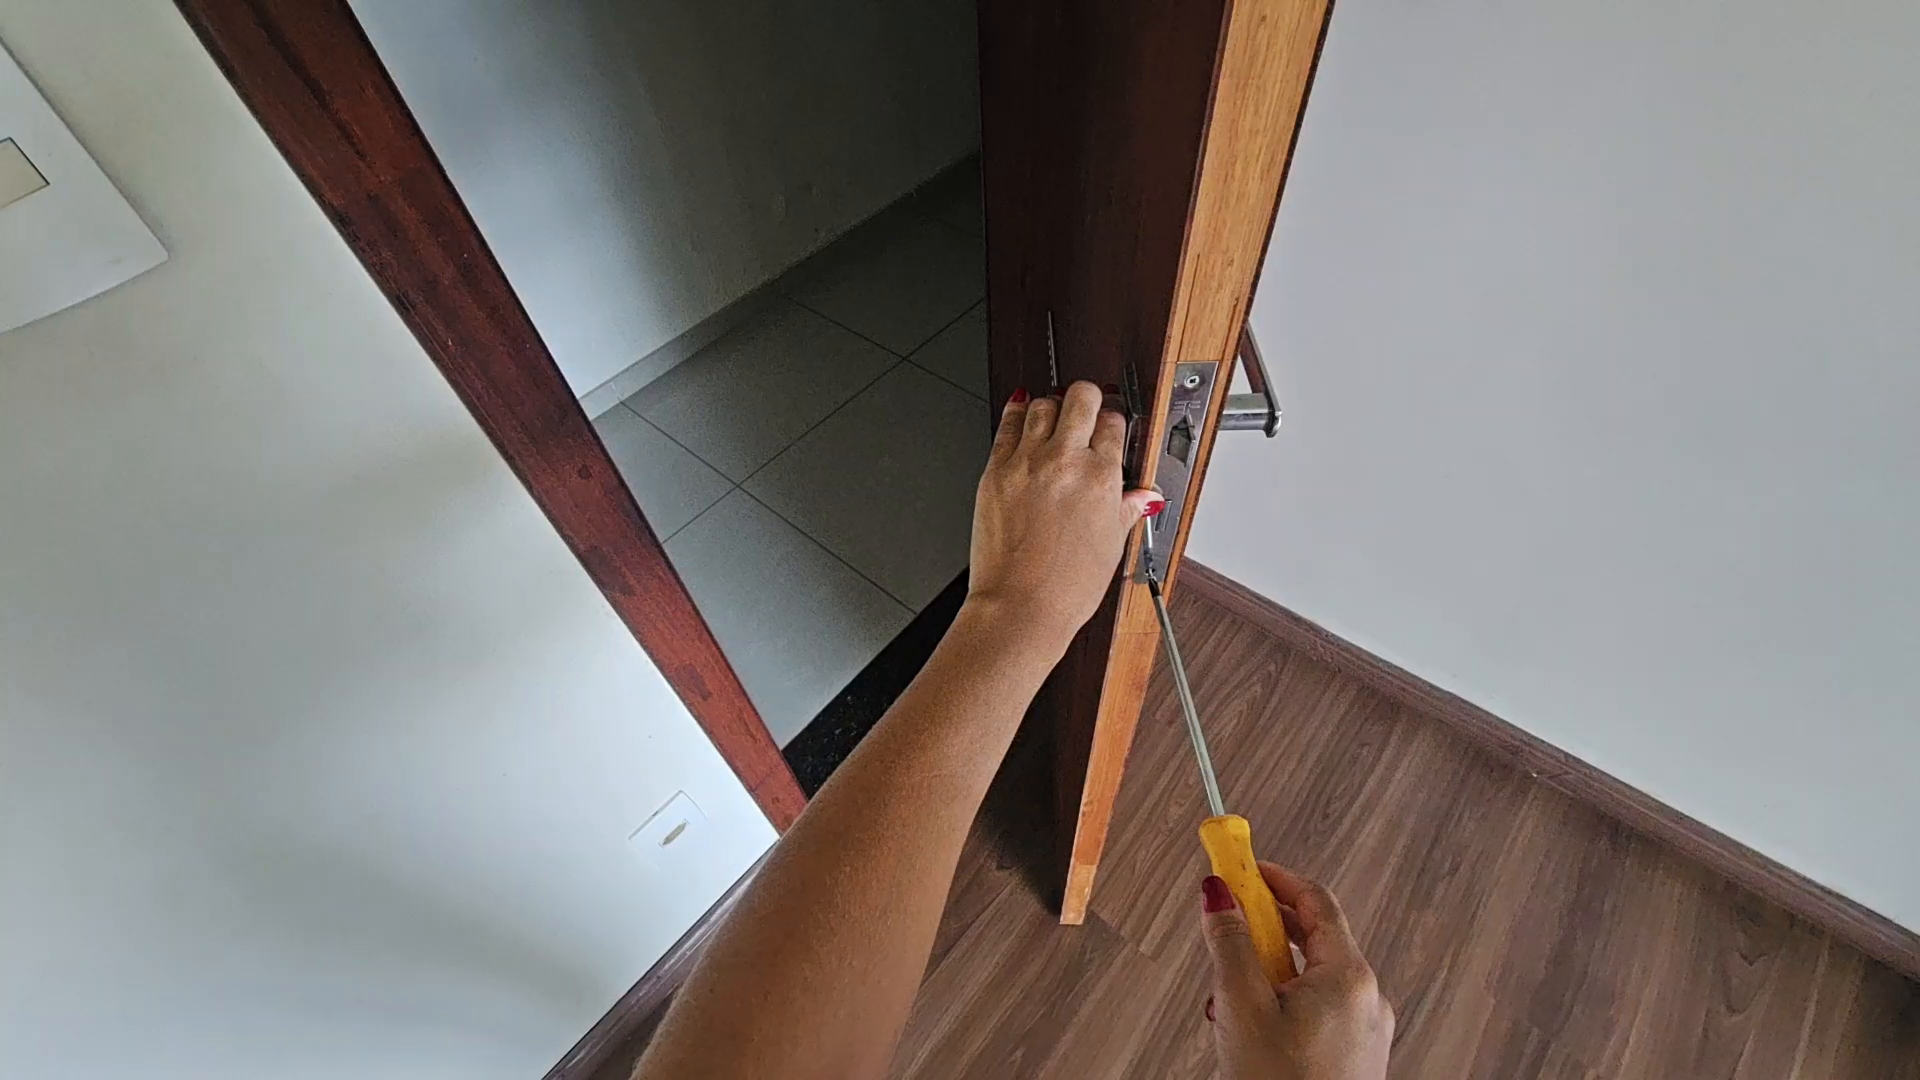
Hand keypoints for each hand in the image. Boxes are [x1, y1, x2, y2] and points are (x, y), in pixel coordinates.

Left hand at [966, 382, 1160, 652]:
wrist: (1020, 606)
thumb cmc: (1065, 586)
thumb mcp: (1112, 545)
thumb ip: (1126, 508)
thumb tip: (1143, 496)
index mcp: (1101, 478)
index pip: (1114, 423)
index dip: (1114, 421)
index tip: (1109, 427)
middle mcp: (1065, 462)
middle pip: (1081, 397)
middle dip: (1087, 398)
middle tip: (1086, 409)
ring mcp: (1027, 463)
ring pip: (1042, 404)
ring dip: (1052, 407)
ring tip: (1053, 418)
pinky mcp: (995, 471)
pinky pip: (1007, 426)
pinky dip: (1017, 415)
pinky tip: (1022, 413)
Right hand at [1201, 864, 1393, 1079]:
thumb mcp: (1242, 1005)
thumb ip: (1229, 940)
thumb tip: (1217, 892)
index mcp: (1348, 977)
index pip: (1314, 899)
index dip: (1272, 875)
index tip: (1236, 861)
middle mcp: (1365, 998)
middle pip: (1311, 932)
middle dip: (1262, 921)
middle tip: (1223, 915)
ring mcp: (1362, 1030)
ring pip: (1308, 970)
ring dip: (1264, 963)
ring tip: (1227, 987)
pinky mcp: (1351, 1055)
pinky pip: (1313, 1003)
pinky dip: (1278, 993)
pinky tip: (1246, 1019)